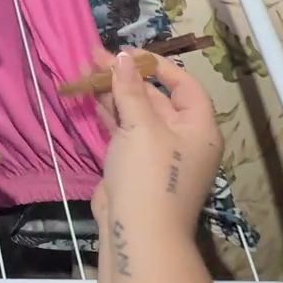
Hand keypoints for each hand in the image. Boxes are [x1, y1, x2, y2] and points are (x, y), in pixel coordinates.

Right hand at [92, 49, 222, 239]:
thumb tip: (122, 57)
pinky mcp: (134, 161)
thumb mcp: (141, 127)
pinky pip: (122, 127)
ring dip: (112, 91)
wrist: (138, 229)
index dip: (157, 65)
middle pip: (156, 96)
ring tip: (84, 71)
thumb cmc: (149, 175)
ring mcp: (156, 150)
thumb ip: (130, 89)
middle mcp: (181, 136)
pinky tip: (88, 97)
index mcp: (198, 128)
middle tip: (95, 58)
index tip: (127, 53)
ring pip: (135, 111)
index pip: (184, 85)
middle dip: (126, 76)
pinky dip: (107, 111)